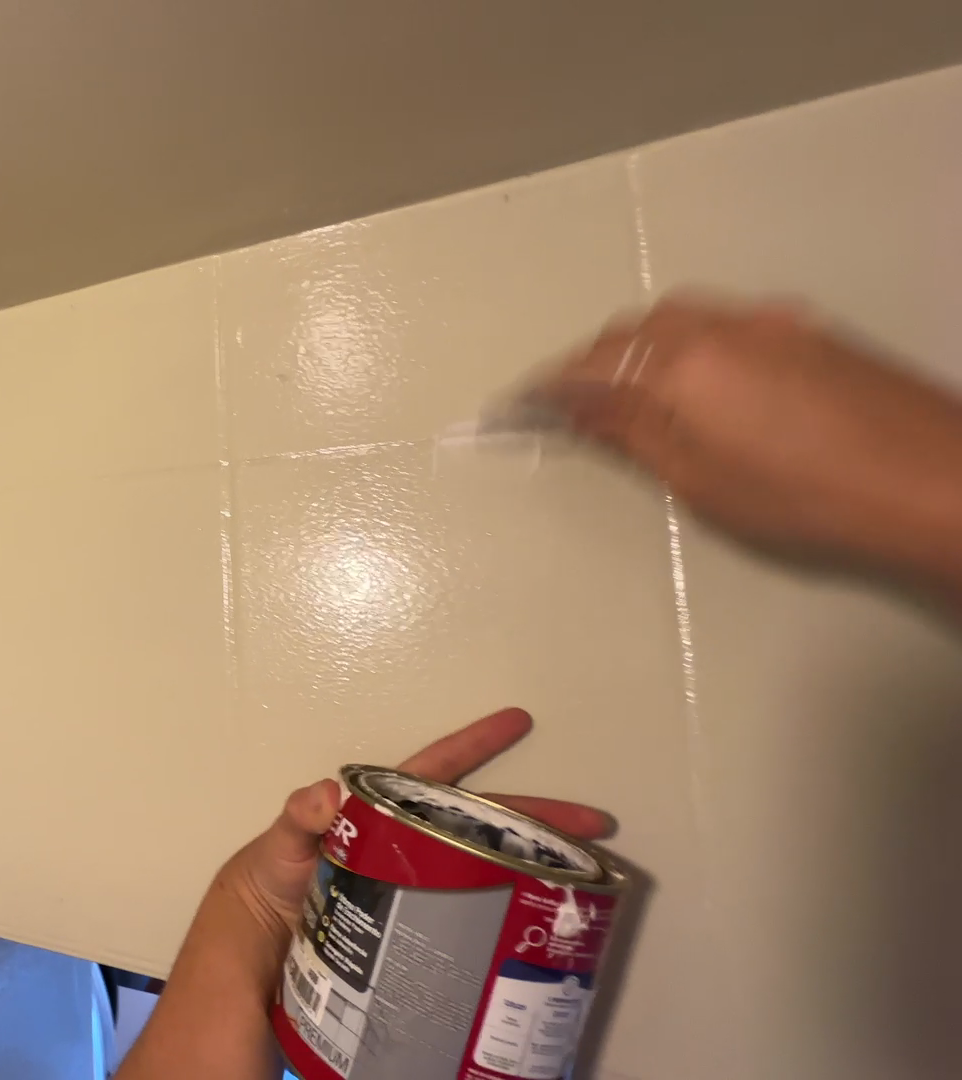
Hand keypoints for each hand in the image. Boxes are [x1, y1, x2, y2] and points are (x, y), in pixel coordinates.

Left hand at [215, 708, 612, 943]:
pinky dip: (505, 917)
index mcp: (380, 814)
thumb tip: (327, 792)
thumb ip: (300, 816)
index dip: (472, 744)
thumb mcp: (283, 840)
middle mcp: (405, 843)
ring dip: (531, 869)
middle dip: (532, 819)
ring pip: (483, 866)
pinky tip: (537, 933)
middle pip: (477, 822)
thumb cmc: (273, 875)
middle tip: (594, 827)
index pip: (432, 773)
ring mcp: (416, 883)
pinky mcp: (420, 923)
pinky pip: (471, 914)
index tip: (517, 719)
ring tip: (583, 883)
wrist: (262, 935)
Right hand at [530, 293, 961, 570]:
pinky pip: (719, 323)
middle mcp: (724, 328)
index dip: (544, 388)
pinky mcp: (810, 332)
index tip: (513, 408)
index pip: (588, 367)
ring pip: (675, 319)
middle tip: (567, 407)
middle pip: (628, 332)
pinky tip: (691, 383)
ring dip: (634, 349)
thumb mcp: (693, 476)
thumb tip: (574, 408)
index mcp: (683, 366)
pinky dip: (681, 345)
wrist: (950, 486)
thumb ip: (627, 432)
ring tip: (624, 392)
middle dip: (587, 364)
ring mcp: (773, 324)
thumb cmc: (803, 496)